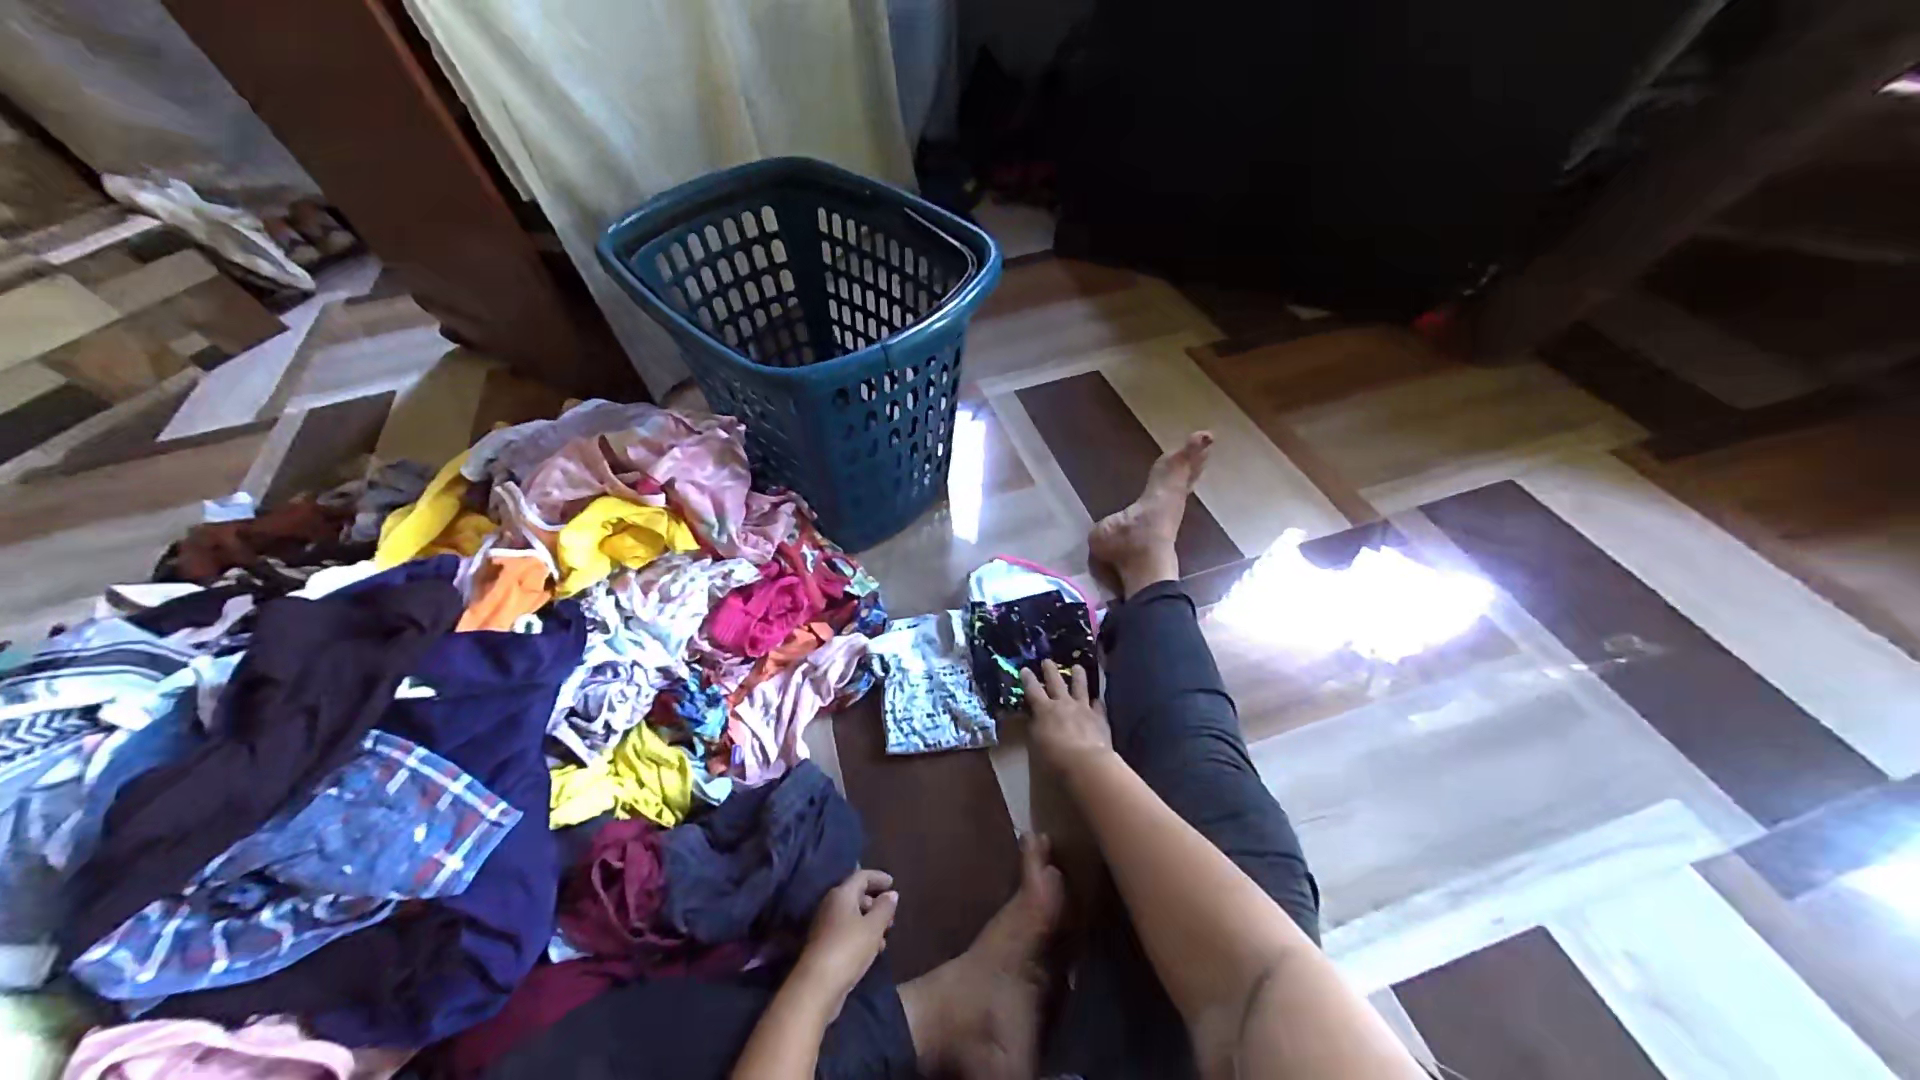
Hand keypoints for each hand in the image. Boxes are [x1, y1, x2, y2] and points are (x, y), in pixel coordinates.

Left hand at [796, 869, 898, 1006]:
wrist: (817, 985)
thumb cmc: (848, 948)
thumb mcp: (874, 926)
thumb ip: (885, 908)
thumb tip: (891, 894)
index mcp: (841, 894)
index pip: (861, 876)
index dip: (878, 877)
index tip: (893, 882)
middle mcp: (830, 905)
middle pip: (855, 895)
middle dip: (875, 902)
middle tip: (891, 913)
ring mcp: (825, 926)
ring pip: (852, 916)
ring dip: (870, 922)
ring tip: (886, 934)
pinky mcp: (824, 946)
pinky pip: (846, 932)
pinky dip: (861, 935)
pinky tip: (873, 950)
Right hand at [1021, 660, 1113, 772]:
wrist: (1085, 764)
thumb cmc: (1053, 758)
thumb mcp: (1035, 744)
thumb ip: (1034, 728)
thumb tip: (1033, 719)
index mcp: (1044, 710)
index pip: (1032, 690)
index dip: (1028, 679)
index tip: (1025, 669)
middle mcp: (1063, 704)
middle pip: (1056, 682)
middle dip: (1050, 671)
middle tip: (1047, 661)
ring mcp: (1083, 709)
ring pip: (1080, 687)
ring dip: (1078, 676)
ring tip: (1078, 667)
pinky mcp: (1099, 718)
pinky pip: (1098, 706)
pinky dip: (1096, 702)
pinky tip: (1097, 699)